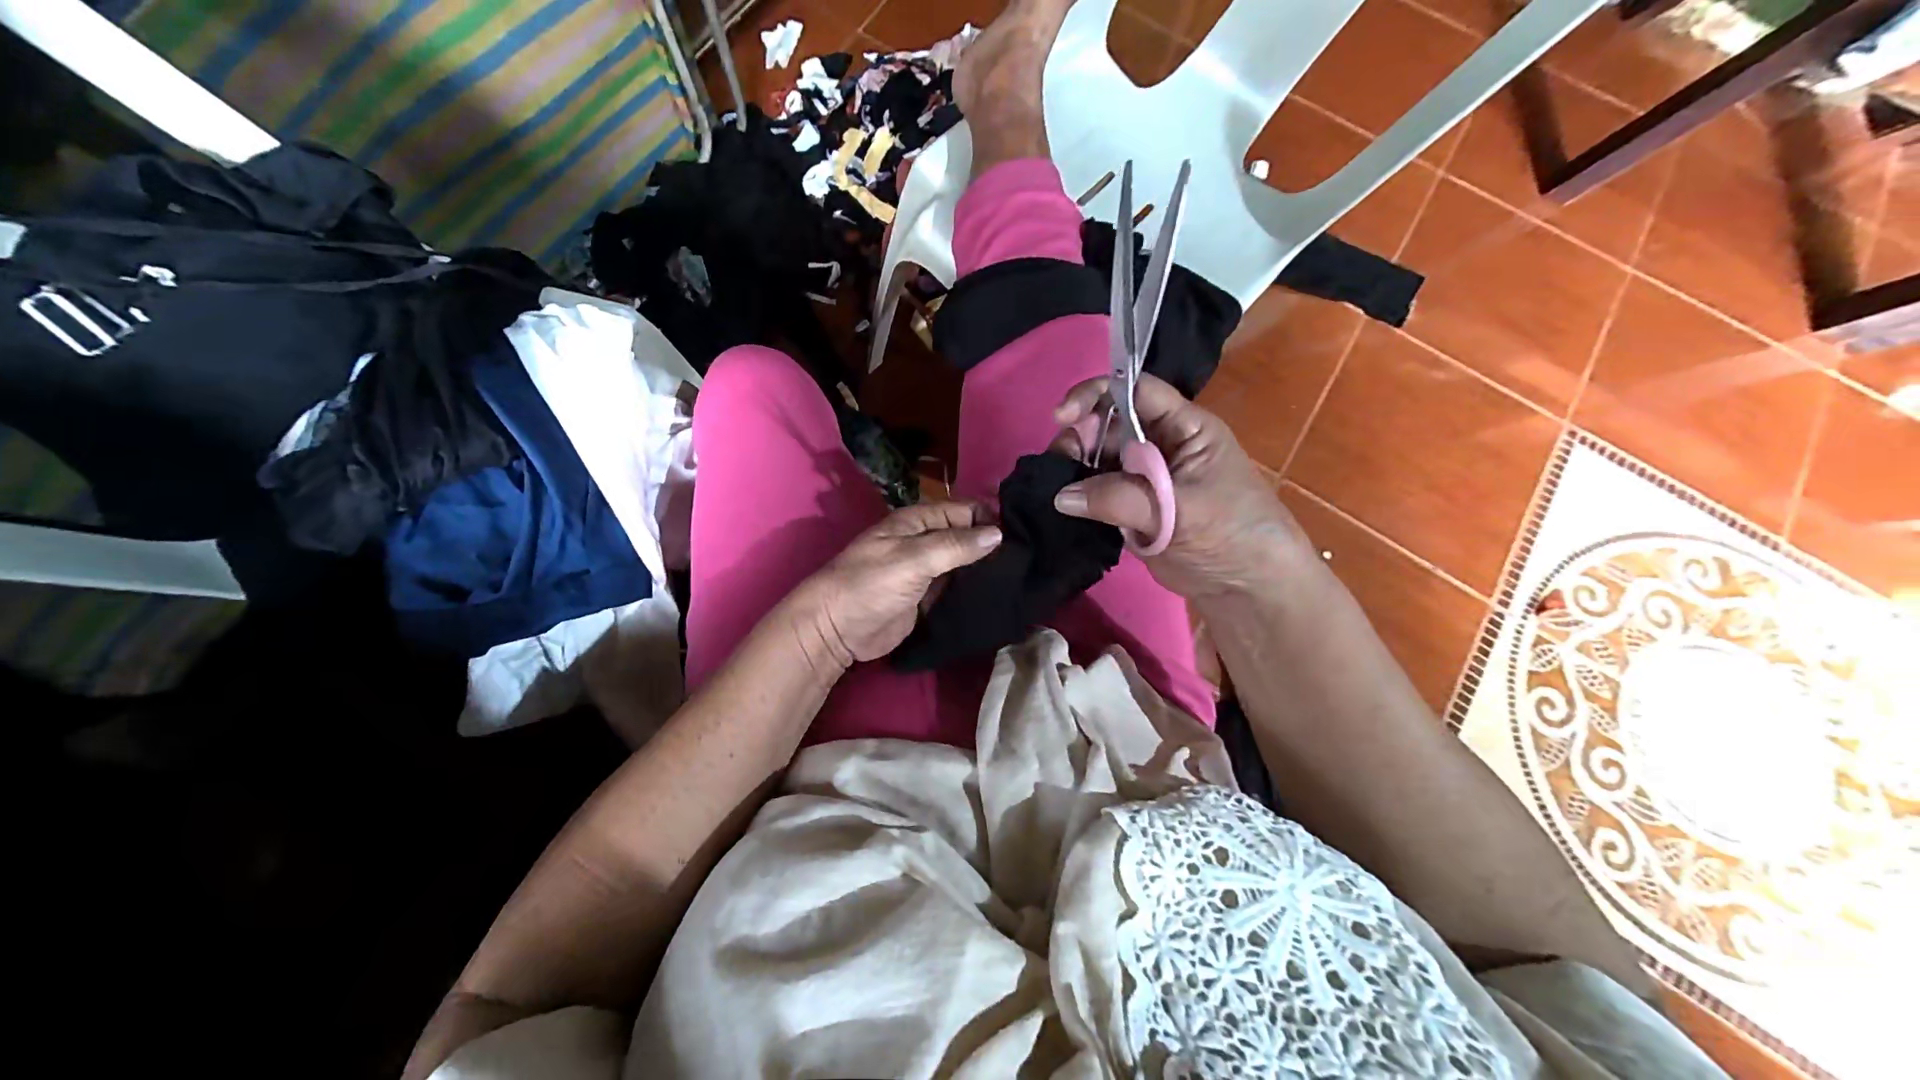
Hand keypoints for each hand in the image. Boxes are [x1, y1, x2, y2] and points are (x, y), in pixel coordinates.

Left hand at [789, 501, 1002, 668]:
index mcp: (917, 521)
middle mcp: (924, 541)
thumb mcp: (913, 559)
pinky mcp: (927, 598)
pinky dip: (973, 590)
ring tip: (1022, 576)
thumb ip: (955, 546)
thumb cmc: (869, 584)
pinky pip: (956, 588)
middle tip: (1029, 559)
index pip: (964, 510)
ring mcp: (926, 571)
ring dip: (986, 569)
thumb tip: (998, 534)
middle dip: (993, 545)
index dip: (991, 518)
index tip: (1023, 534)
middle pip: (966, 537)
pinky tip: (1000, 595)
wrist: (836, 629)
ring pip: (964, 564)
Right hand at [1050, 373, 1307, 601]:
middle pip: (1108, 424)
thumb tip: (1062, 495)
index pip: (1135, 391)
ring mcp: (1145, 478)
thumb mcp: (1180, 509)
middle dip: (1080, 436)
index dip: (1096, 394)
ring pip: (1098, 458)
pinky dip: (1079, 496)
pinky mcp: (1132, 509)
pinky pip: (1098, 492)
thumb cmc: (1231, 533)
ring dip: (1075, 468)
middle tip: (1059, 464)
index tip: (1062, 416)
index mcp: (1184, 427)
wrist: (1246, 586)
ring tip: (1057, 487)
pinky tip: (1064, 505)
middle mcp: (1161, 444)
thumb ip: (1120, 499)